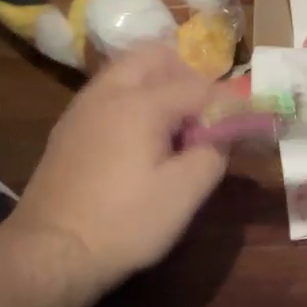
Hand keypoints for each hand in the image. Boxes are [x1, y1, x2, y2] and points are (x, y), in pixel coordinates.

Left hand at [10, 43, 228, 288]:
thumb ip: (213, 154)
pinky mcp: (71, 130)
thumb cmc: (128, 221)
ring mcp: (83, 108)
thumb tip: (223, 135)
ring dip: (162, 85)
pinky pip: (112, 95)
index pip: (198, 85)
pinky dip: (139, 100)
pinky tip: (150, 139)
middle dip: (190, 76)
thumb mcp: (185, 193)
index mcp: (141, 103)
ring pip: (128, 72)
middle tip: (213, 112)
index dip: (229, 100)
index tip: (252, 118)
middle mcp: (108, 93)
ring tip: (186, 126)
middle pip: (154, 58)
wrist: (55, 248)